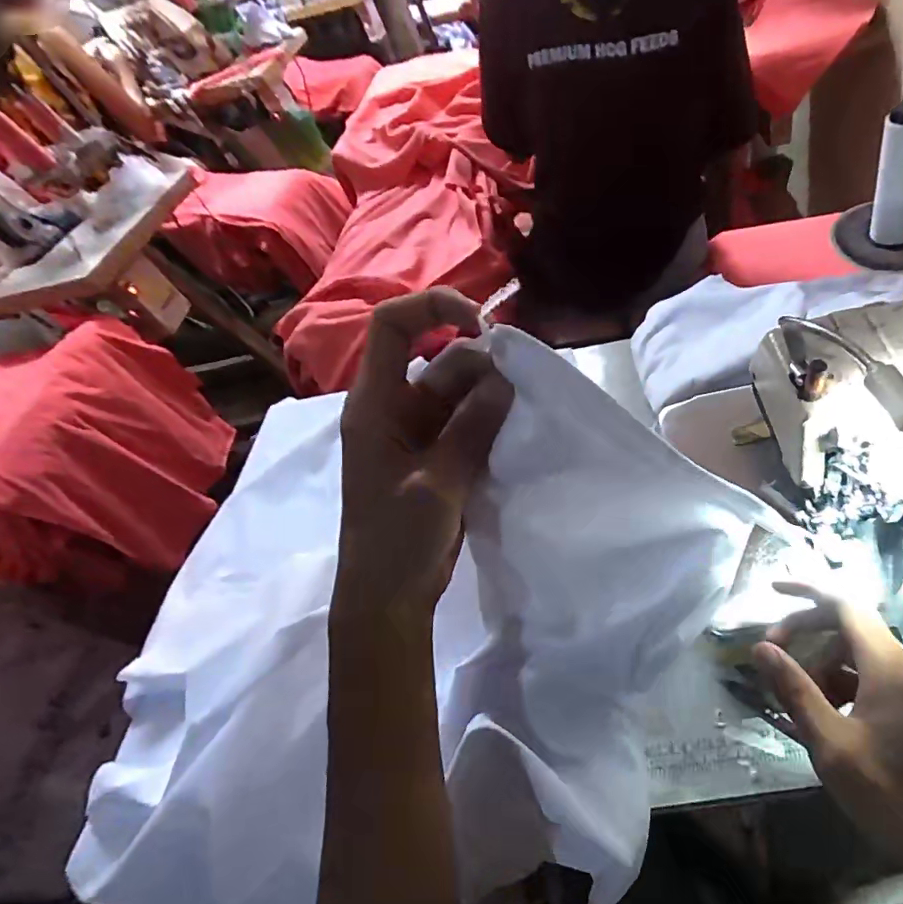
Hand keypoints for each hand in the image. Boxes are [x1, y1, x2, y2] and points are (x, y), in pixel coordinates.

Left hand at [337, 288, 513, 620]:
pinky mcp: (440, 460)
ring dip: (493, 396)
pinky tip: (519, 429)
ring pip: (461, 394)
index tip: (482, 324)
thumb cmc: (397, 538)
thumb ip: (470, 428)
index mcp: (376, 405)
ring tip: (526, 410)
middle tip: (522, 387)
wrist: (389, 595)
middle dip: (482, 365)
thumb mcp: (436, 481)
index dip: (433, 307)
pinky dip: (492, 423)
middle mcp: (396, 410)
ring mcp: (420, 436)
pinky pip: (469, 425)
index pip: (392, 327)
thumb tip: (504, 379)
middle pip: (441, 360)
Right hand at [752, 584, 902, 883]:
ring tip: (798, 702)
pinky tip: (825, 717)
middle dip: (807, 636)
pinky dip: (844, 685)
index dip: (806, 592)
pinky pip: (874, 677)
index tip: (772, 590)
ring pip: (860, 654)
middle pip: (849, 627)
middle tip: (773, 662)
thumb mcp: (830, 745)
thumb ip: (795, 690)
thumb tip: (761, 648)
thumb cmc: (890, 794)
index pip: (843, 605)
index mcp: (888, 665)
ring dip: (824, 665)